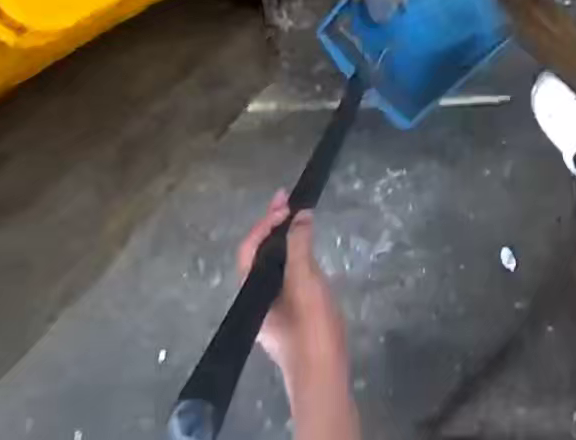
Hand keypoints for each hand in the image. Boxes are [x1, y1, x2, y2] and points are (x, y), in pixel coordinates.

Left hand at [236, 190, 346, 372]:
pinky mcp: (292, 311)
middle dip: (272, 225)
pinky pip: (286, 273)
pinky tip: (307, 248)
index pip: (250, 248)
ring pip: (273, 263)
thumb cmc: (310, 328)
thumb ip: (300, 245)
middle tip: (288, 199)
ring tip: (298, 216)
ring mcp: (275, 306)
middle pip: (259, 254)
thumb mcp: (305, 280)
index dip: (265, 222)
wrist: (325, 375)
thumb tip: (300, 215)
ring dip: (283, 237)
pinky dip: (294, 253)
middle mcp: (258, 298)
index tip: (286, 205)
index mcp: (253, 292)